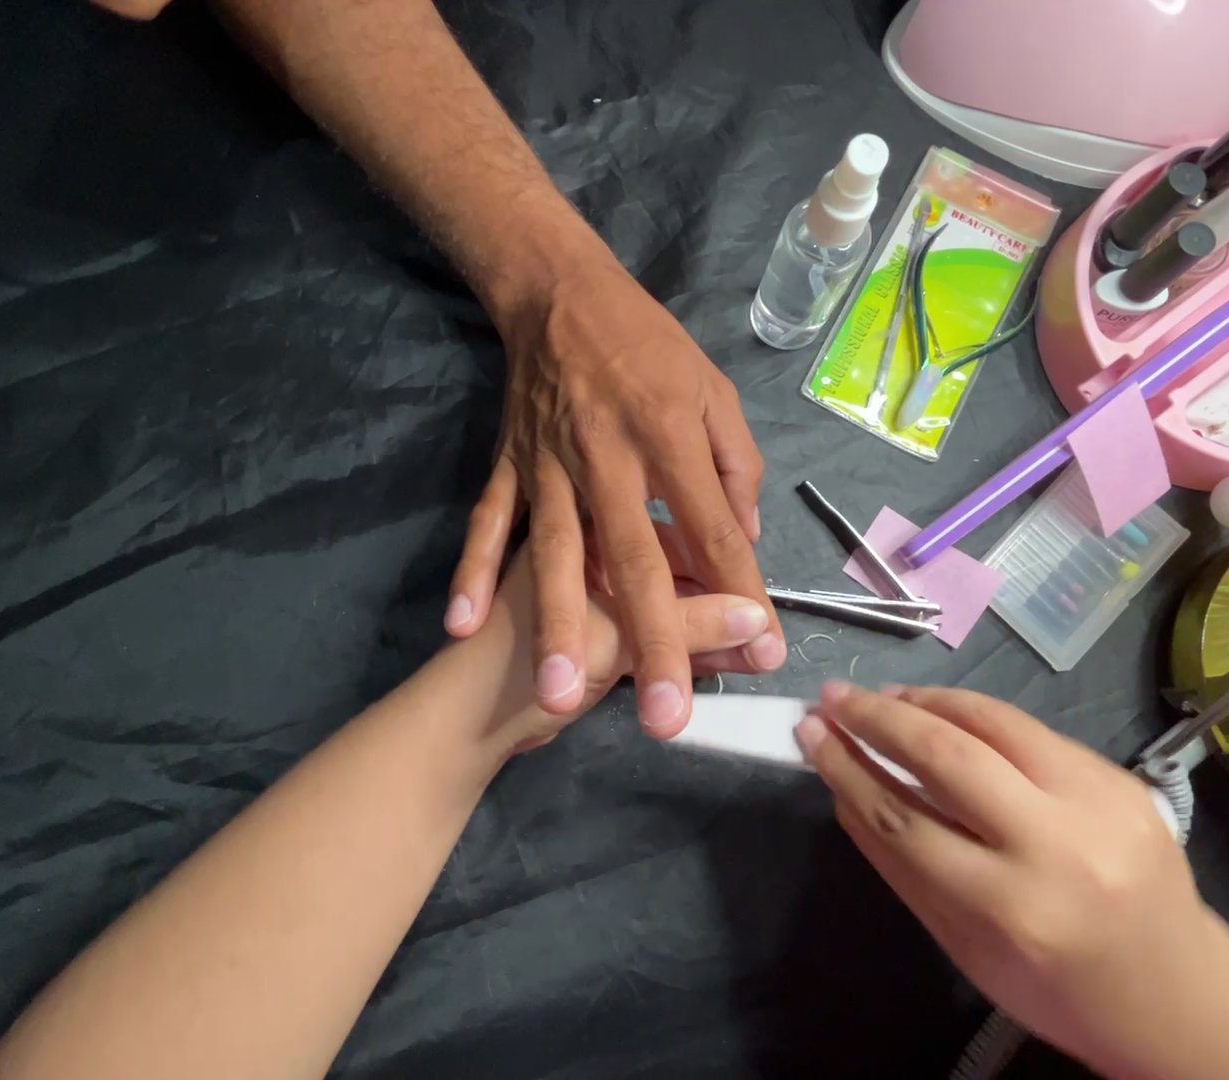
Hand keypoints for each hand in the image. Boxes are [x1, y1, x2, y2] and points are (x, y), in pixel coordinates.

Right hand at [444, 257, 783, 738]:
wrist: (559, 293)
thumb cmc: (648, 343)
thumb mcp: (713, 387)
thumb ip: (734, 463)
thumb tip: (743, 537)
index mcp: (669, 436)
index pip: (712, 529)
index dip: (743, 592)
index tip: (765, 653)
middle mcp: (609, 460)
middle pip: (635, 561)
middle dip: (654, 640)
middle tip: (667, 716)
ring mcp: (549, 467)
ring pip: (557, 556)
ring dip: (558, 626)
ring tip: (560, 695)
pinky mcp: (508, 466)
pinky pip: (490, 523)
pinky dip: (474, 572)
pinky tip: (463, 625)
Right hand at [795, 682, 1228, 1075]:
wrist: (1180, 998)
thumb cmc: (1055, 986)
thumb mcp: (961, 943)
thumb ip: (898, 861)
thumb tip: (842, 787)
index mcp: (1012, 909)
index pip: (904, 819)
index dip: (845, 769)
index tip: (809, 734)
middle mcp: (1061, 848)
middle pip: (947, 756)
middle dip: (877, 717)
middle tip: (833, 697)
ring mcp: (1101, 803)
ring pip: (992, 722)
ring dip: (924, 701)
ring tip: (880, 697)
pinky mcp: (1119, 778)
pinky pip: (1028, 729)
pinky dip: (970, 712)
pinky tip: (937, 711)